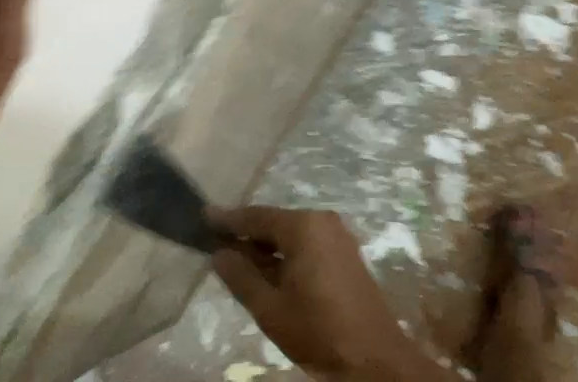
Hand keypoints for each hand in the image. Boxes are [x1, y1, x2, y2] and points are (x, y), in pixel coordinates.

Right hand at [210, 207, 428, 381]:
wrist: (375, 362)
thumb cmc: (319, 331)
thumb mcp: (270, 309)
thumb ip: (241, 277)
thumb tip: (218, 254)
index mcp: (304, 226)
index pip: (256, 216)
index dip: (227, 220)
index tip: (202, 217)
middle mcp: (322, 221)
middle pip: (274, 223)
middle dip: (246, 235)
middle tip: (216, 242)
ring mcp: (338, 237)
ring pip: (291, 236)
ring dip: (266, 248)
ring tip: (238, 260)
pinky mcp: (347, 256)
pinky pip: (307, 245)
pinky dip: (286, 255)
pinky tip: (269, 272)